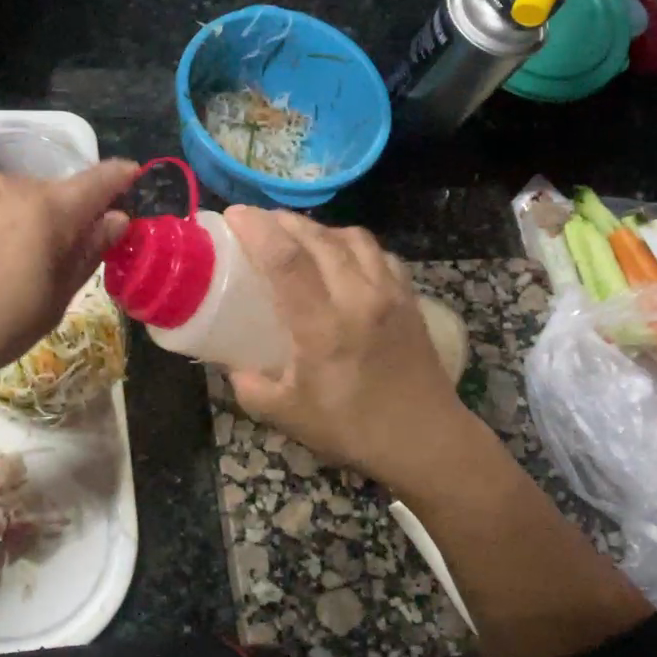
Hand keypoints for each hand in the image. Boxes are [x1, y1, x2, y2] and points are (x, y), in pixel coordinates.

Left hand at [0, 160, 138, 392]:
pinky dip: (19, 224)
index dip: (123, 179)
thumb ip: (88, 252)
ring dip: (47, 221)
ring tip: (36, 268)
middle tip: (81, 258)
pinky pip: (6, 207)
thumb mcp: (54, 300)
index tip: (137, 182)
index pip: (101, 179)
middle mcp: (16, 186)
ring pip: (34, 199)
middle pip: (65, 191)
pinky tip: (5, 262)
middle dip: (81, 214)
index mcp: (49, 208)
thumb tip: (117, 219)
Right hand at [224, 206, 475, 478]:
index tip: (233, 215)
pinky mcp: (409, 298)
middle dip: (282, 221)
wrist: (426, 442)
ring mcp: (390, 294)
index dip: (257, 229)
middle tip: (256, 222)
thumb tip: (230, 362)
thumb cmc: (352, 430)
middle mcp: (359, 299)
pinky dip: (352, 245)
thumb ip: (248, 385)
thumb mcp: (285, 415)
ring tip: (296, 237)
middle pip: (318, 237)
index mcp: (323, 328)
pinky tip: (340, 259)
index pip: (286, 260)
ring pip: (352, 237)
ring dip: (319, 229)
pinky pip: (379, 253)